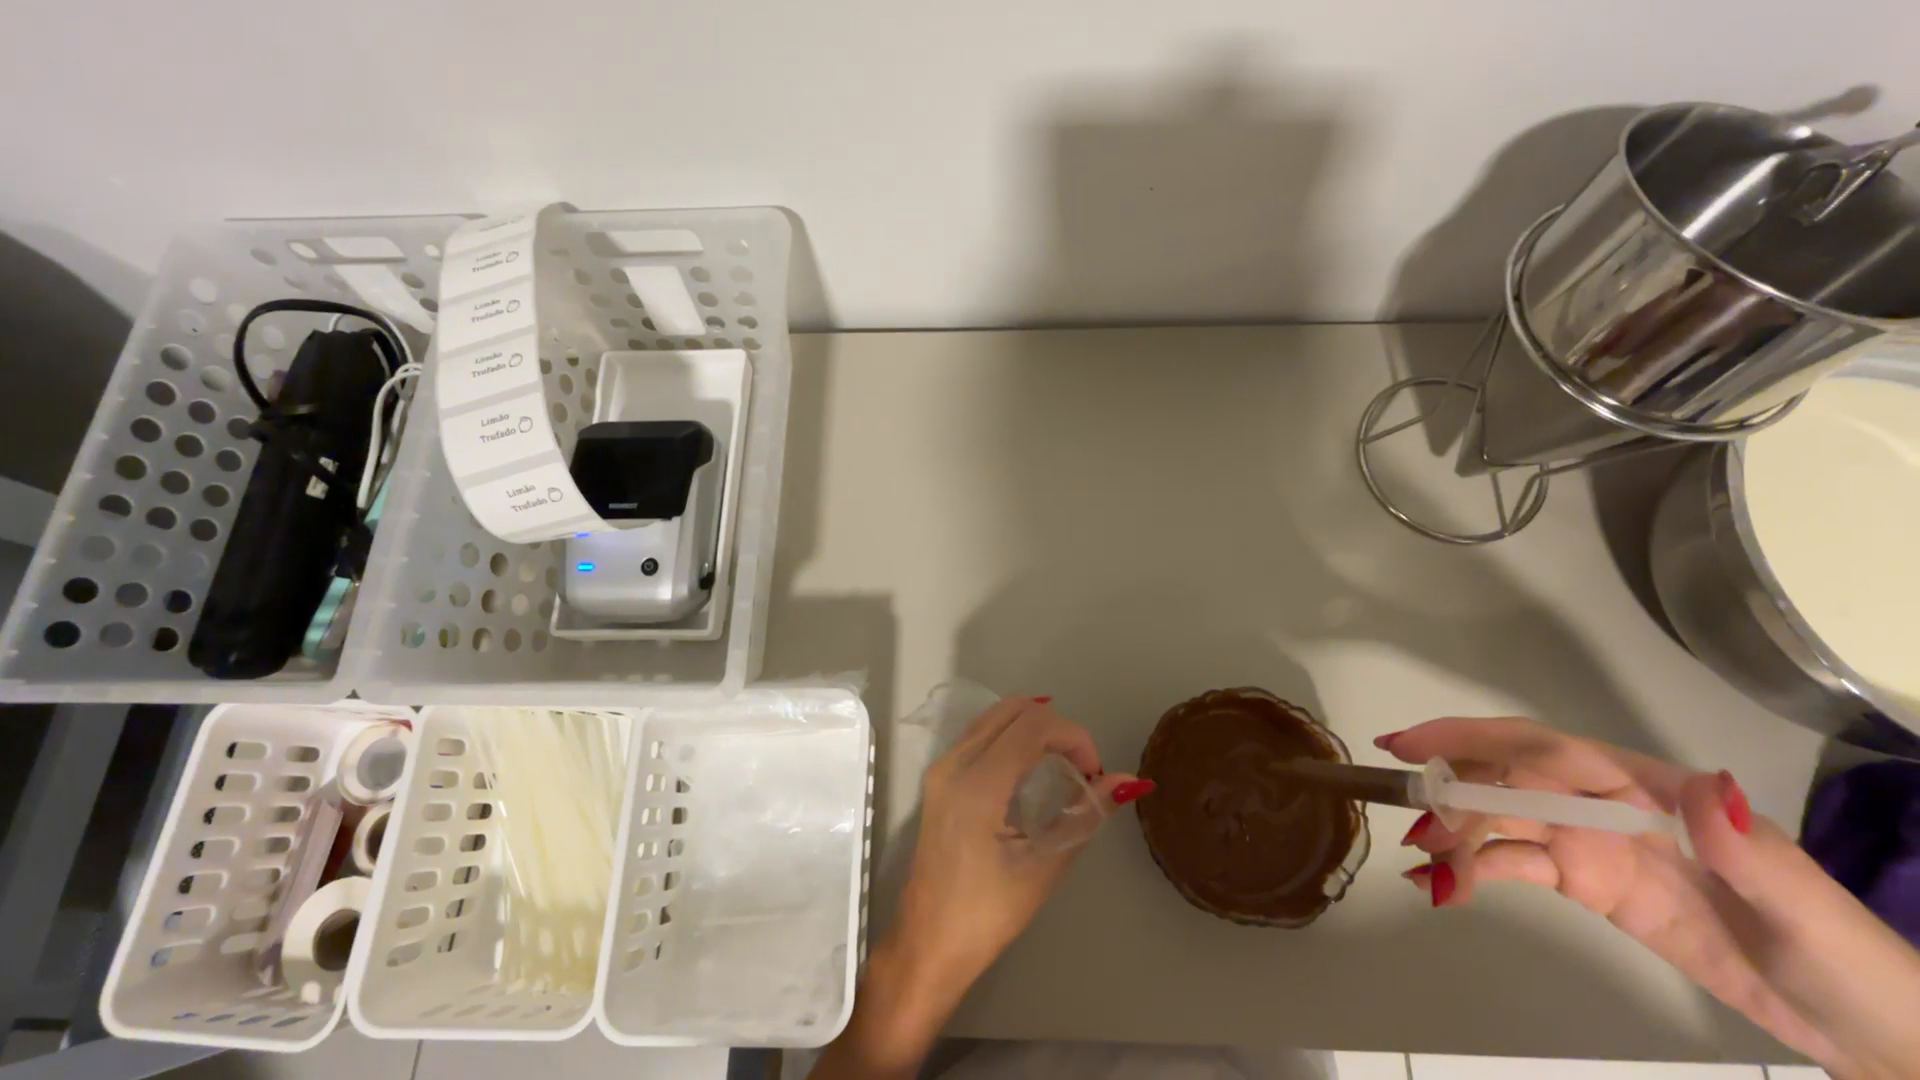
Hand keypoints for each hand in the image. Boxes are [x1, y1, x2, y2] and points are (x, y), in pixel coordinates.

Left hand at [812, 696, 1145, 1079]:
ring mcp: (941, 769)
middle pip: (1013, 709)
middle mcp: (954, 763)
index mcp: (978, 783)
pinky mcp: (938, 780)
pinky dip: (1012, 737)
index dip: (1074, 737)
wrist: (929, 941)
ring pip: (994, 717)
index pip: (1035, 725)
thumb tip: (1130, 782)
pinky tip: (1032, 771)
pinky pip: (980, 735)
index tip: (1095, 775)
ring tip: (1062, 769)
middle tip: (1082, 768)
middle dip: (1057, 727)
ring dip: (1034, 729)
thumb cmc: (988, 912)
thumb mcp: (1046, 864)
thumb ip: (1087, 814)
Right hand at [1382, 717, 1919, 1079]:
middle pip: (1508, 782)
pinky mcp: (1586, 884)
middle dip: (1452, 795)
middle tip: (1415, 832)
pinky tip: (1444, 888)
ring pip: (1500, 823)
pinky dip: (1472, 872)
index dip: (1474, 741)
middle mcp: (1607, 805)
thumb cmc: (1841, 957)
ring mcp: (1592, 844)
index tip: (1412, 747)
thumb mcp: (1804, 905)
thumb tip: (1696, 786)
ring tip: (1427, 873)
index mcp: (1650, 790)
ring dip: (1455, 839)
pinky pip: (1514, 866)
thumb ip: (1745, 846)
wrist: (1858, 1023)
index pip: (1547, 751)